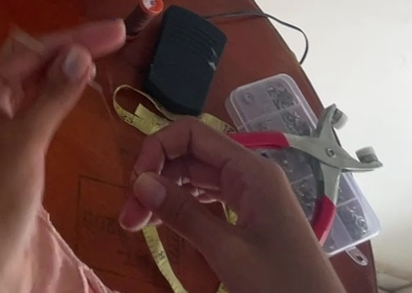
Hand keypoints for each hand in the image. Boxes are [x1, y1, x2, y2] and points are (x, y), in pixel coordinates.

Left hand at [0, 19, 126, 291]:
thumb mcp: (26, 145)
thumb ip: (53, 96)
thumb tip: (80, 52)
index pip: (30, 51)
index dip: (74, 38)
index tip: (113, 30)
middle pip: (32, 60)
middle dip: (71, 46)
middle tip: (115, 36)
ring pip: (34, 80)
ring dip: (65, 66)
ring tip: (104, 51)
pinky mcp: (8, 142)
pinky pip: (35, 103)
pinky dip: (58, 93)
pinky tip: (79, 84)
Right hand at [118, 117, 342, 292]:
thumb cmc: (283, 289)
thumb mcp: (229, 254)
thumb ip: (183, 213)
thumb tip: (139, 181)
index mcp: (251, 170)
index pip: (193, 134)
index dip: (159, 148)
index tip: (135, 182)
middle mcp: (251, 174)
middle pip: (192, 157)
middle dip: (157, 177)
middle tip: (129, 215)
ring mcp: (252, 197)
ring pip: (197, 179)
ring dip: (167, 194)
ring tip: (138, 222)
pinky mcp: (252, 220)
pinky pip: (209, 200)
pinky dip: (185, 209)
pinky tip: (166, 223)